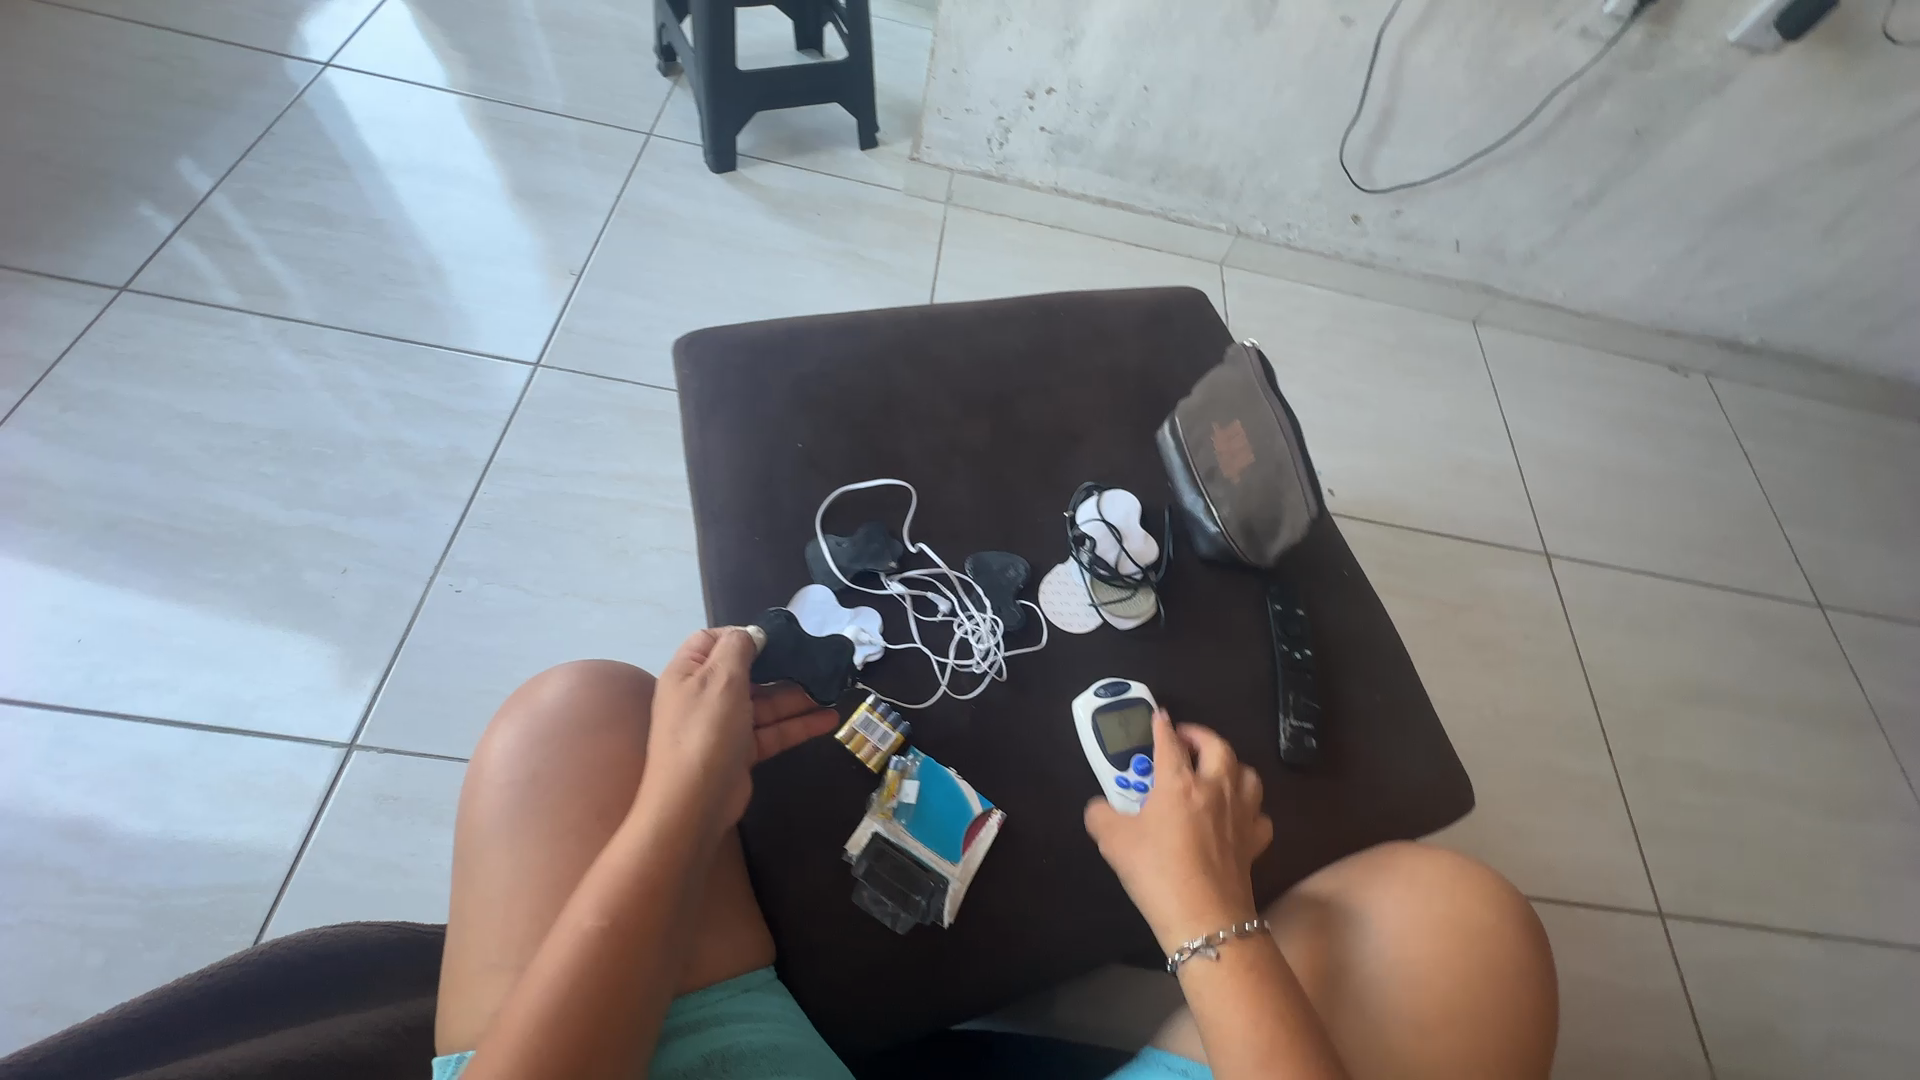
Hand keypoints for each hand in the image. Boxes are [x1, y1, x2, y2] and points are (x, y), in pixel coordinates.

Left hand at [639, 627, 839, 830]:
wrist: (693, 805)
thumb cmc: (705, 731)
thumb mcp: (721, 678)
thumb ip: (739, 647)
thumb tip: (754, 634)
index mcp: (689, 672)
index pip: (711, 640)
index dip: (742, 634)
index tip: (776, 637)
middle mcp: (704, 696)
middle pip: (745, 672)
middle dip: (779, 666)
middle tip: (814, 660)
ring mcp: (724, 725)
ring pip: (765, 703)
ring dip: (797, 696)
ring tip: (832, 688)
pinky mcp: (742, 752)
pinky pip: (773, 731)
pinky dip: (799, 724)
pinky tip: (830, 719)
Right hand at [1084, 708, 1273, 954]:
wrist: (1203, 919)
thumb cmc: (1156, 872)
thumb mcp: (1111, 840)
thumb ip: (1100, 814)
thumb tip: (1099, 807)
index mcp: (1178, 782)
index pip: (1170, 742)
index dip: (1162, 725)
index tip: (1159, 716)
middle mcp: (1214, 789)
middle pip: (1217, 746)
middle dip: (1200, 735)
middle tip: (1185, 739)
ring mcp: (1240, 815)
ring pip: (1247, 774)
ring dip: (1231, 765)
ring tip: (1215, 770)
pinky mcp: (1255, 842)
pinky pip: (1259, 814)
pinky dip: (1249, 807)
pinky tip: (1235, 815)